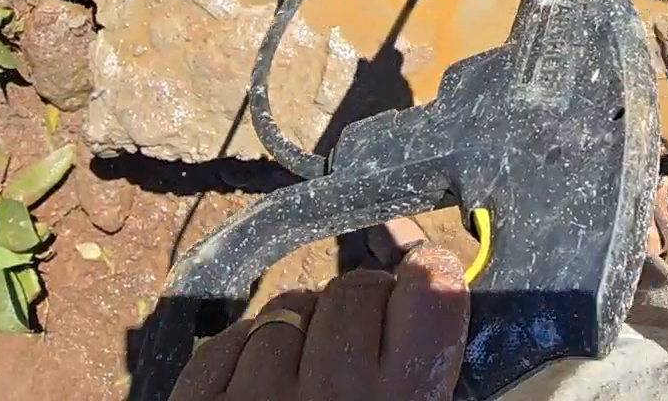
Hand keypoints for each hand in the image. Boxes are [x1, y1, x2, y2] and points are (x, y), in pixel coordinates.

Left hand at [169, 246, 469, 400]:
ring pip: (289, 308)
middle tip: (359, 345)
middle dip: (362, 306)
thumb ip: (425, 378)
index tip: (424, 285)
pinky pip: (227, 341)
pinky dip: (240, 354)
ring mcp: (258, 400)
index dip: (431, 278)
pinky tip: (255, 390)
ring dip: (298, 332)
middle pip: (357, 290)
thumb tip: (440, 289)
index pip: (432, 293)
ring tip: (303, 377)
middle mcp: (335, 395)